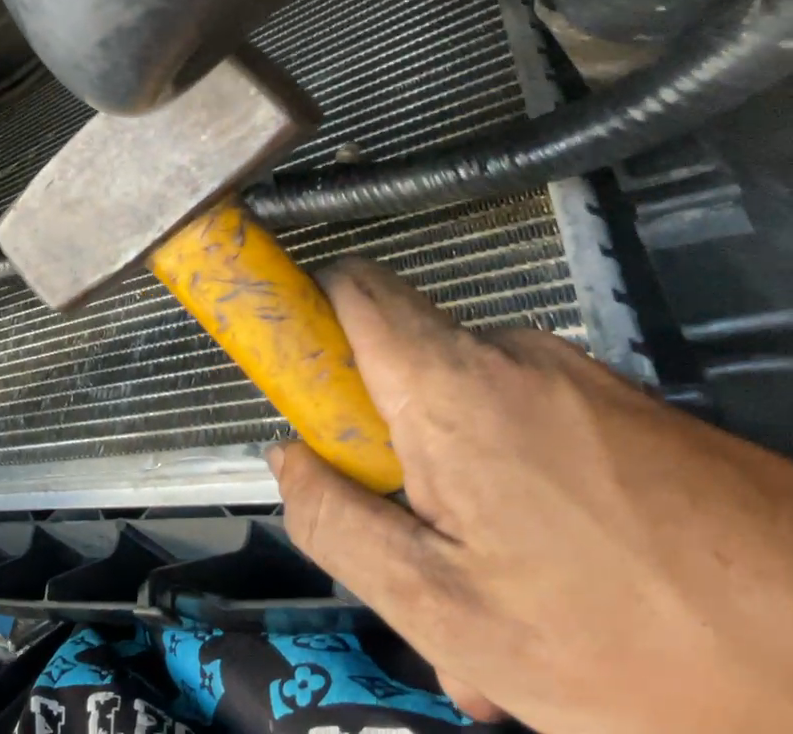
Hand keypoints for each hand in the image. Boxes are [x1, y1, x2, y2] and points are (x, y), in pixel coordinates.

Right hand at [272, 258, 792, 732]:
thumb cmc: (647, 649)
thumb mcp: (443, 609)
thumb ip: (332, 522)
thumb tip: (290, 462)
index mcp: (454, 387)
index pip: (347, 287)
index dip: (303, 320)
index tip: (300, 394)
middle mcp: (520, 360)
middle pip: (400, 370)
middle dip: (385, 455)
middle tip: (412, 555)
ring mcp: (591, 386)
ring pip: (470, 416)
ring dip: (457, 495)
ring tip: (497, 606)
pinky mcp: (647, 421)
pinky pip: (540, 437)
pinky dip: (524, 502)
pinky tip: (561, 596)